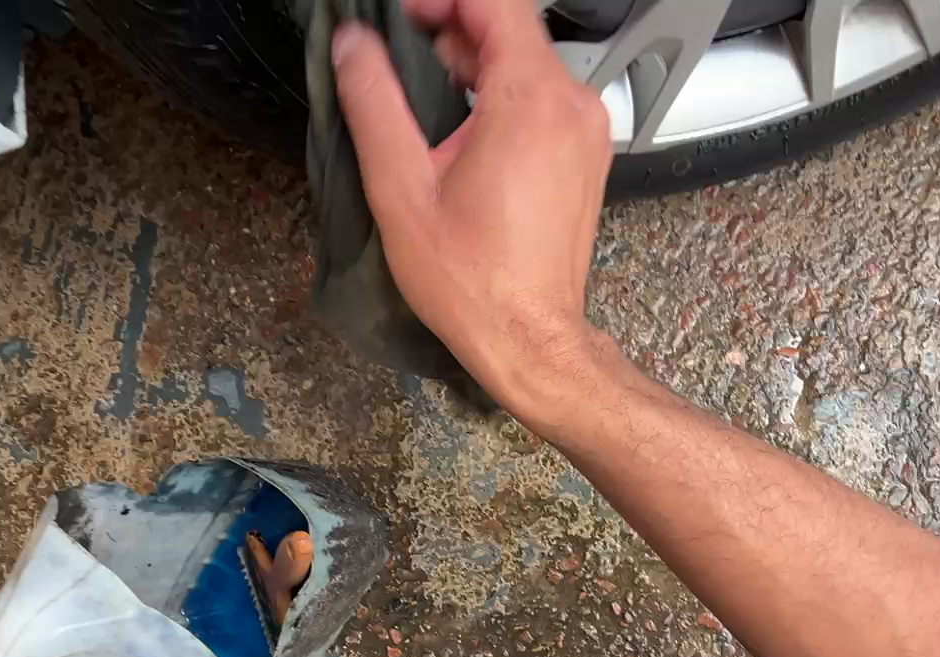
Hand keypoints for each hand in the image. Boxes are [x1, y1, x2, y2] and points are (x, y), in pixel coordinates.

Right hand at [331, 0, 616, 419]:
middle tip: (408, 54)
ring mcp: (586, 138)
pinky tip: (473, 132)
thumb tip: (353, 47)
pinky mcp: (586, 163)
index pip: (492, 0)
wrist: (529, 339)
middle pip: (513, 29)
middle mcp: (573, 109)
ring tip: (436, 94)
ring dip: (481, 65)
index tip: (405, 14)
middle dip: (456, 29)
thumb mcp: (402, 191)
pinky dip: (508, 99)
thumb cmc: (477, 285)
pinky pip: (547, 104)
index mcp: (531, 100)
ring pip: (531, 66)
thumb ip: (372, 103)